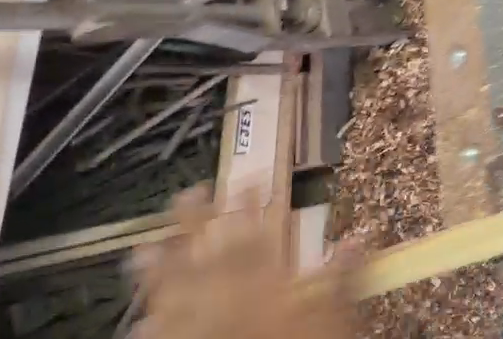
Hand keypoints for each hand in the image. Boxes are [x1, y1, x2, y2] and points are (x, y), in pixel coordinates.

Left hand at [131, 188, 360, 338]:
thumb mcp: (335, 314)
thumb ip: (341, 276)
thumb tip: (360, 236)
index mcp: (265, 284)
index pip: (256, 235)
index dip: (250, 206)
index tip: (249, 178)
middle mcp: (226, 300)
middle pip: (208, 255)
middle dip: (196, 223)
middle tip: (187, 193)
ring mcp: (197, 329)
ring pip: (175, 293)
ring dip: (160, 269)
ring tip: (143, 248)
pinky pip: (161, 335)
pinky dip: (151, 323)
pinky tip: (143, 320)